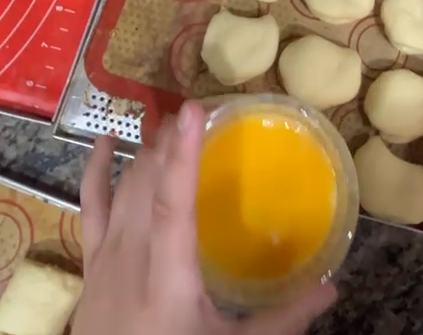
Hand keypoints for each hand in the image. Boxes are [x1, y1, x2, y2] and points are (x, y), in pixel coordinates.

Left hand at [73, 103, 337, 334]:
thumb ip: (282, 321)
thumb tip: (333, 288)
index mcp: (169, 276)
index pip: (172, 201)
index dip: (182, 153)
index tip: (192, 108)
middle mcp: (132, 257)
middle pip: (147, 181)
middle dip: (169, 141)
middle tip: (200, 112)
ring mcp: (105, 259)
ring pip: (123, 186)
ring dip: (146, 151)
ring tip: (169, 122)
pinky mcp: (90, 267)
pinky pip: (89, 206)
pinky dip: (94, 170)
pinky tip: (103, 141)